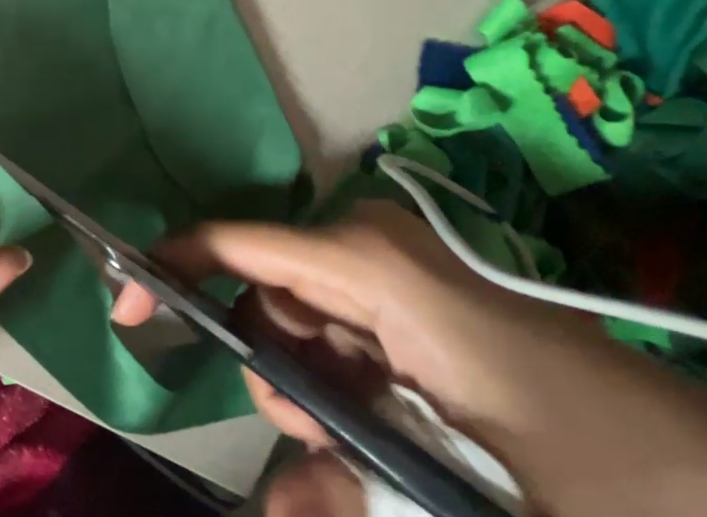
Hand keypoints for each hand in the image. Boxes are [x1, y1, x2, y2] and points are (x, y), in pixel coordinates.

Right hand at [111, 201, 706, 516]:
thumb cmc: (607, 475)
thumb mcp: (455, 489)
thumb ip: (342, 490)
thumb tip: (272, 506)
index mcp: (377, 268)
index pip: (235, 244)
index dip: (167, 269)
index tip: (128, 316)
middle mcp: (379, 255)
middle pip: (263, 294)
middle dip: (269, 368)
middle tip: (318, 433)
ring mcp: (403, 279)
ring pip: (298, 321)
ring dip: (304, 388)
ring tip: (355, 445)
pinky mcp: (422, 306)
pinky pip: (342, 335)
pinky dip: (336, 387)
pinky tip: (370, 435)